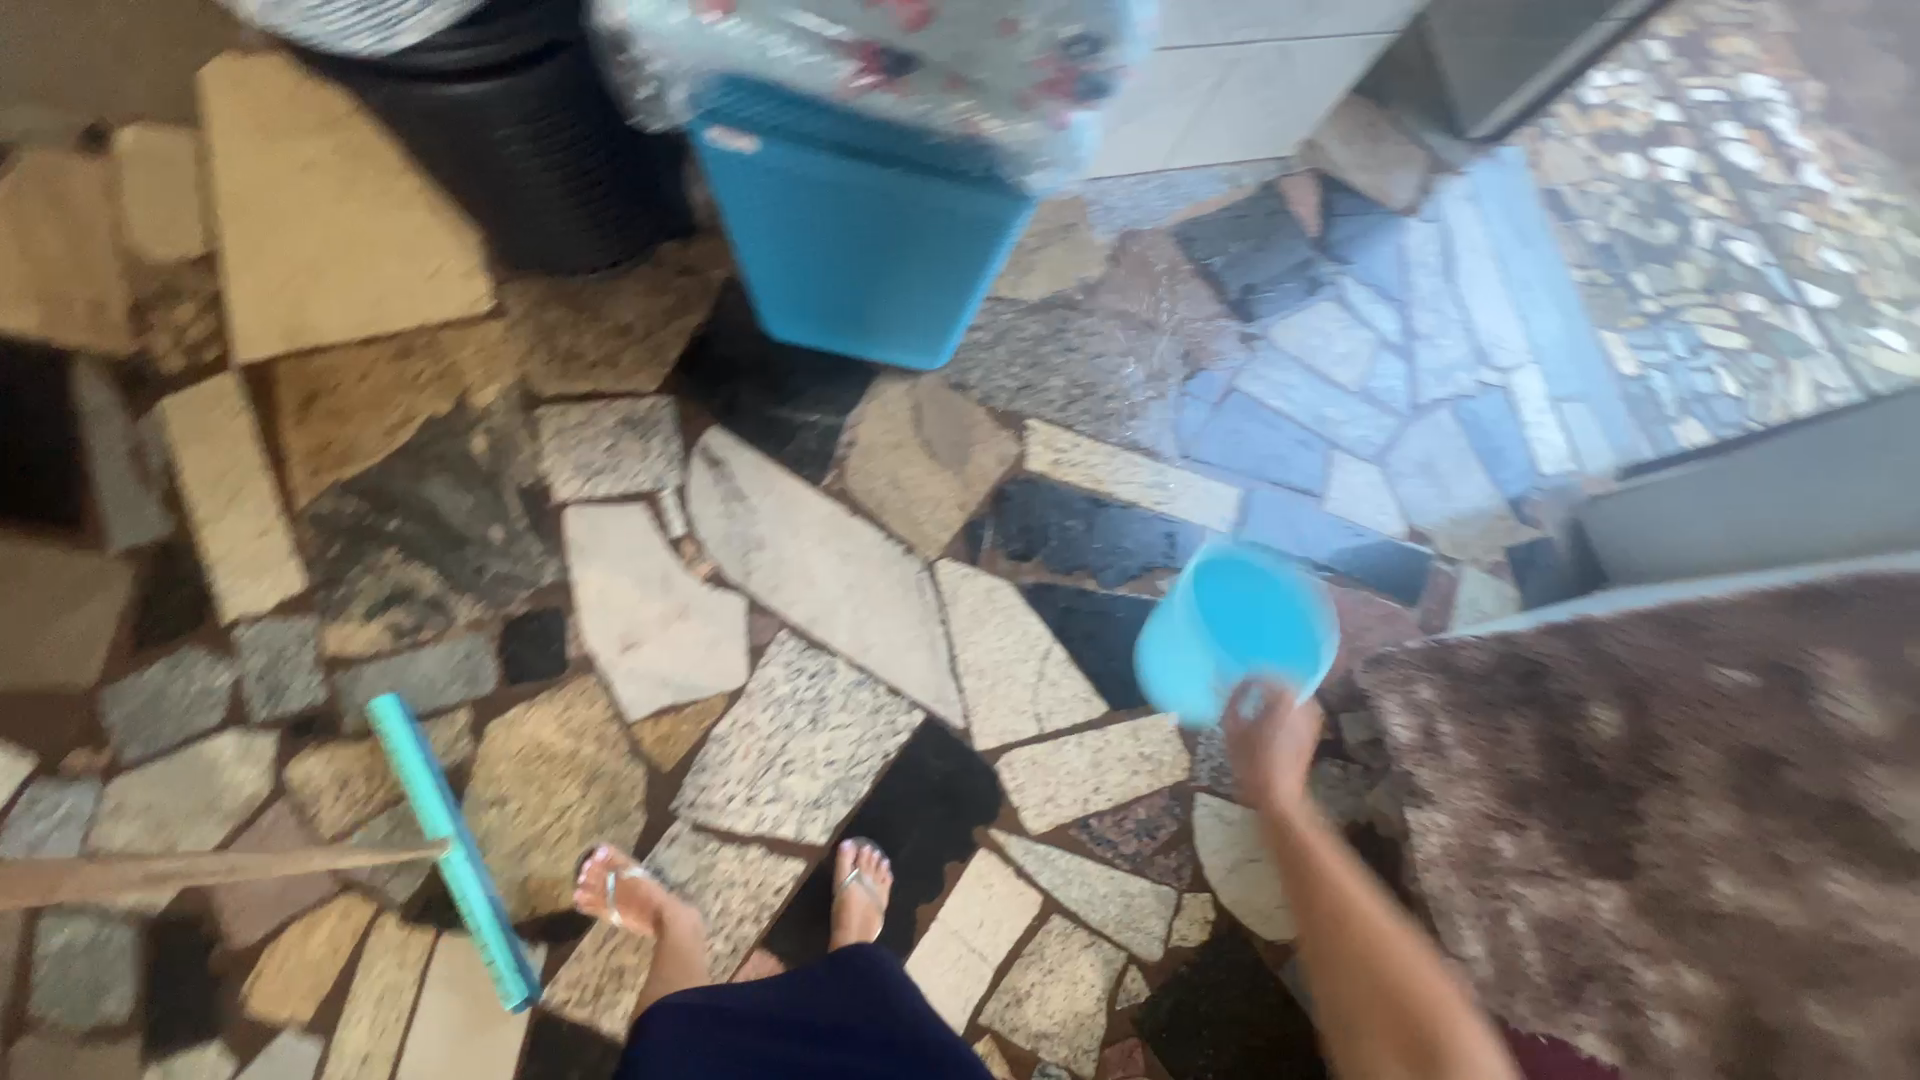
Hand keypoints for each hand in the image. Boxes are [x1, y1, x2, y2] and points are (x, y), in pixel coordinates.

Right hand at [1221, 677, 1323, 814]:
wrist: (1279, 793)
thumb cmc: (1251, 761)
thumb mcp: (1232, 727)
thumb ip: (1231, 699)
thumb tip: (1227, 682)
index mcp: (1282, 698)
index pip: (1261, 675)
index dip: (1245, 679)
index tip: (1231, 686)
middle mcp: (1302, 701)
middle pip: (1280, 679)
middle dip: (1262, 682)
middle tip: (1243, 689)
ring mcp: (1312, 714)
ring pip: (1290, 691)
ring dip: (1274, 693)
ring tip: (1255, 702)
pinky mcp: (1313, 726)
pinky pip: (1297, 705)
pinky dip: (1283, 705)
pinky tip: (1269, 716)